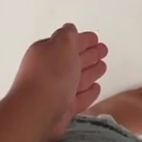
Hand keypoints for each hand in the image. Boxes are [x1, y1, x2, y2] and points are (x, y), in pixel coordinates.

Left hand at [7, 24, 107, 141]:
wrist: (38, 112)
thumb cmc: (50, 76)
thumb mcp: (61, 45)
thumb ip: (68, 36)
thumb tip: (70, 29)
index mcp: (46, 52)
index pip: (67, 42)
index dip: (82, 40)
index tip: (95, 38)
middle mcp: (49, 71)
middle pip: (73, 60)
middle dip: (89, 55)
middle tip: (102, 51)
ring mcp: (56, 92)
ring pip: (77, 79)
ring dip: (90, 72)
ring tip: (102, 67)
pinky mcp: (62, 110)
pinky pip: (79, 98)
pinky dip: (88, 93)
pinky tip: (96, 88)